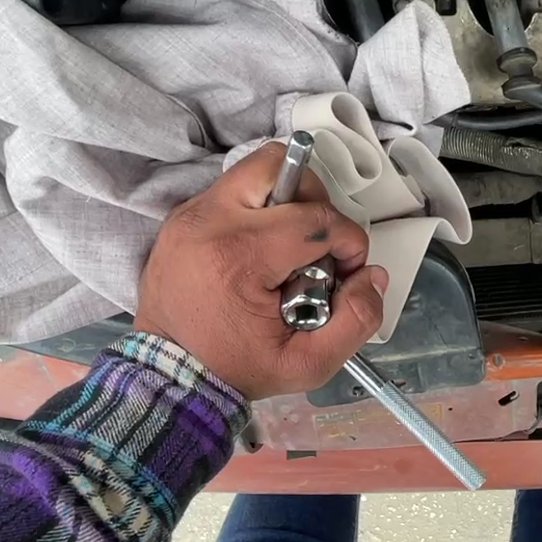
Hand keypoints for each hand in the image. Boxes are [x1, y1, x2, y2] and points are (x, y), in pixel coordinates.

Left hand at [134, 143, 387, 399]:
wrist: (169, 375)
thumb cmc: (237, 369)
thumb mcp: (310, 364)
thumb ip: (357, 320)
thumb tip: (372, 276)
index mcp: (238, 258)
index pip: (317, 219)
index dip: (349, 241)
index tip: (346, 270)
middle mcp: (208, 222)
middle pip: (281, 165)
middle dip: (316, 201)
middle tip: (319, 242)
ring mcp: (190, 215)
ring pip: (256, 170)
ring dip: (289, 200)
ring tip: (292, 244)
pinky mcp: (183, 217)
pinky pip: (235, 191)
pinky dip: (261, 211)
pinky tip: (265, 251)